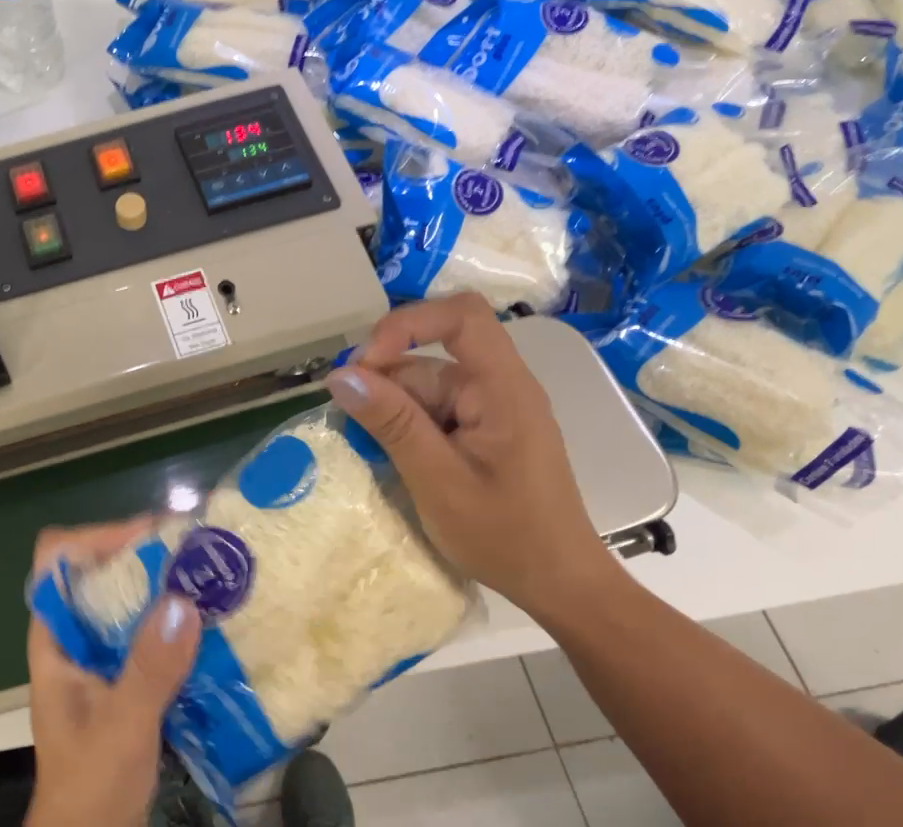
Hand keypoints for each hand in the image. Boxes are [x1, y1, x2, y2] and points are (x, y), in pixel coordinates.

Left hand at [25, 520, 200, 826]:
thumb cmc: (91, 786)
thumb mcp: (123, 726)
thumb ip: (150, 668)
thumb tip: (182, 601)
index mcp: (54, 639)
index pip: (58, 560)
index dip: (97, 537)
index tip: (151, 536)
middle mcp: (72, 639)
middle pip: (97, 574)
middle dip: (143, 558)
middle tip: (196, 551)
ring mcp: (97, 660)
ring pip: (125, 604)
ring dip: (163, 590)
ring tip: (210, 579)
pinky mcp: (123, 681)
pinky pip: (146, 636)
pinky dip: (173, 625)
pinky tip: (210, 628)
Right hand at [326, 294, 624, 621]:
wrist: (561, 585)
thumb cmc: (507, 537)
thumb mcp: (438, 481)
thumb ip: (392, 423)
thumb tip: (340, 375)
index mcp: (503, 389)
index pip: (461, 317)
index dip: (408, 323)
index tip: (367, 364)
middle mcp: (500, 387)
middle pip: (431, 357)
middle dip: (385, 380)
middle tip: (350, 420)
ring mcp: (493, 409)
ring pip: (426, 385)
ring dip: (391, 408)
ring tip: (368, 448)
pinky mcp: (485, 430)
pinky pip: (436, 409)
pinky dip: (406, 426)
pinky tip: (391, 457)